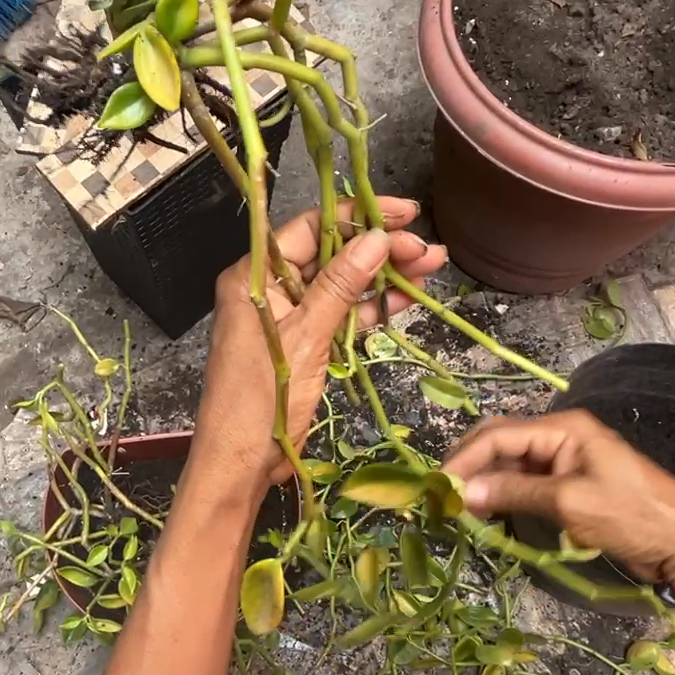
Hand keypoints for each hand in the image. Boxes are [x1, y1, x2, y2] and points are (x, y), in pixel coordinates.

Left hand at [190, 196, 445, 486]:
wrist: (242, 462)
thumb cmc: (262, 398)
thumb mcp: (306, 336)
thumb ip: (341, 285)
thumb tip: (379, 238)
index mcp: (254, 275)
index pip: (310, 227)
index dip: (358, 216)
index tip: (405, 213)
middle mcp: (269, 289)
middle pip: (330, 254)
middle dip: (379, 249)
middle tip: (427, 249)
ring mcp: (288, 318)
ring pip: (340, 286)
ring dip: (383, 278)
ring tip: (432, 267)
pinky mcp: (303, 345)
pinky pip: (340, 317)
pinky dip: (370, 310)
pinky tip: (407, 299)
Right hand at [440, 411, 674, 587]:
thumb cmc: (632, 515)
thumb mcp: (569, 502)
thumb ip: (513, 494)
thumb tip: (462, 493)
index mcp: (563, 428)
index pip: (498, 435)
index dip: (463, 459)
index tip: (439, 487)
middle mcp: (559, 437)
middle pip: (498, 444)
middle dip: (468, 467)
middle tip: (441, 495)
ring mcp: (563, 462)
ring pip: (507, 466)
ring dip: (482, 484)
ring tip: (457, 508)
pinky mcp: (566, 486)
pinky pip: (522, 485)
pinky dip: (500, 497)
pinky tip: (485, 514)